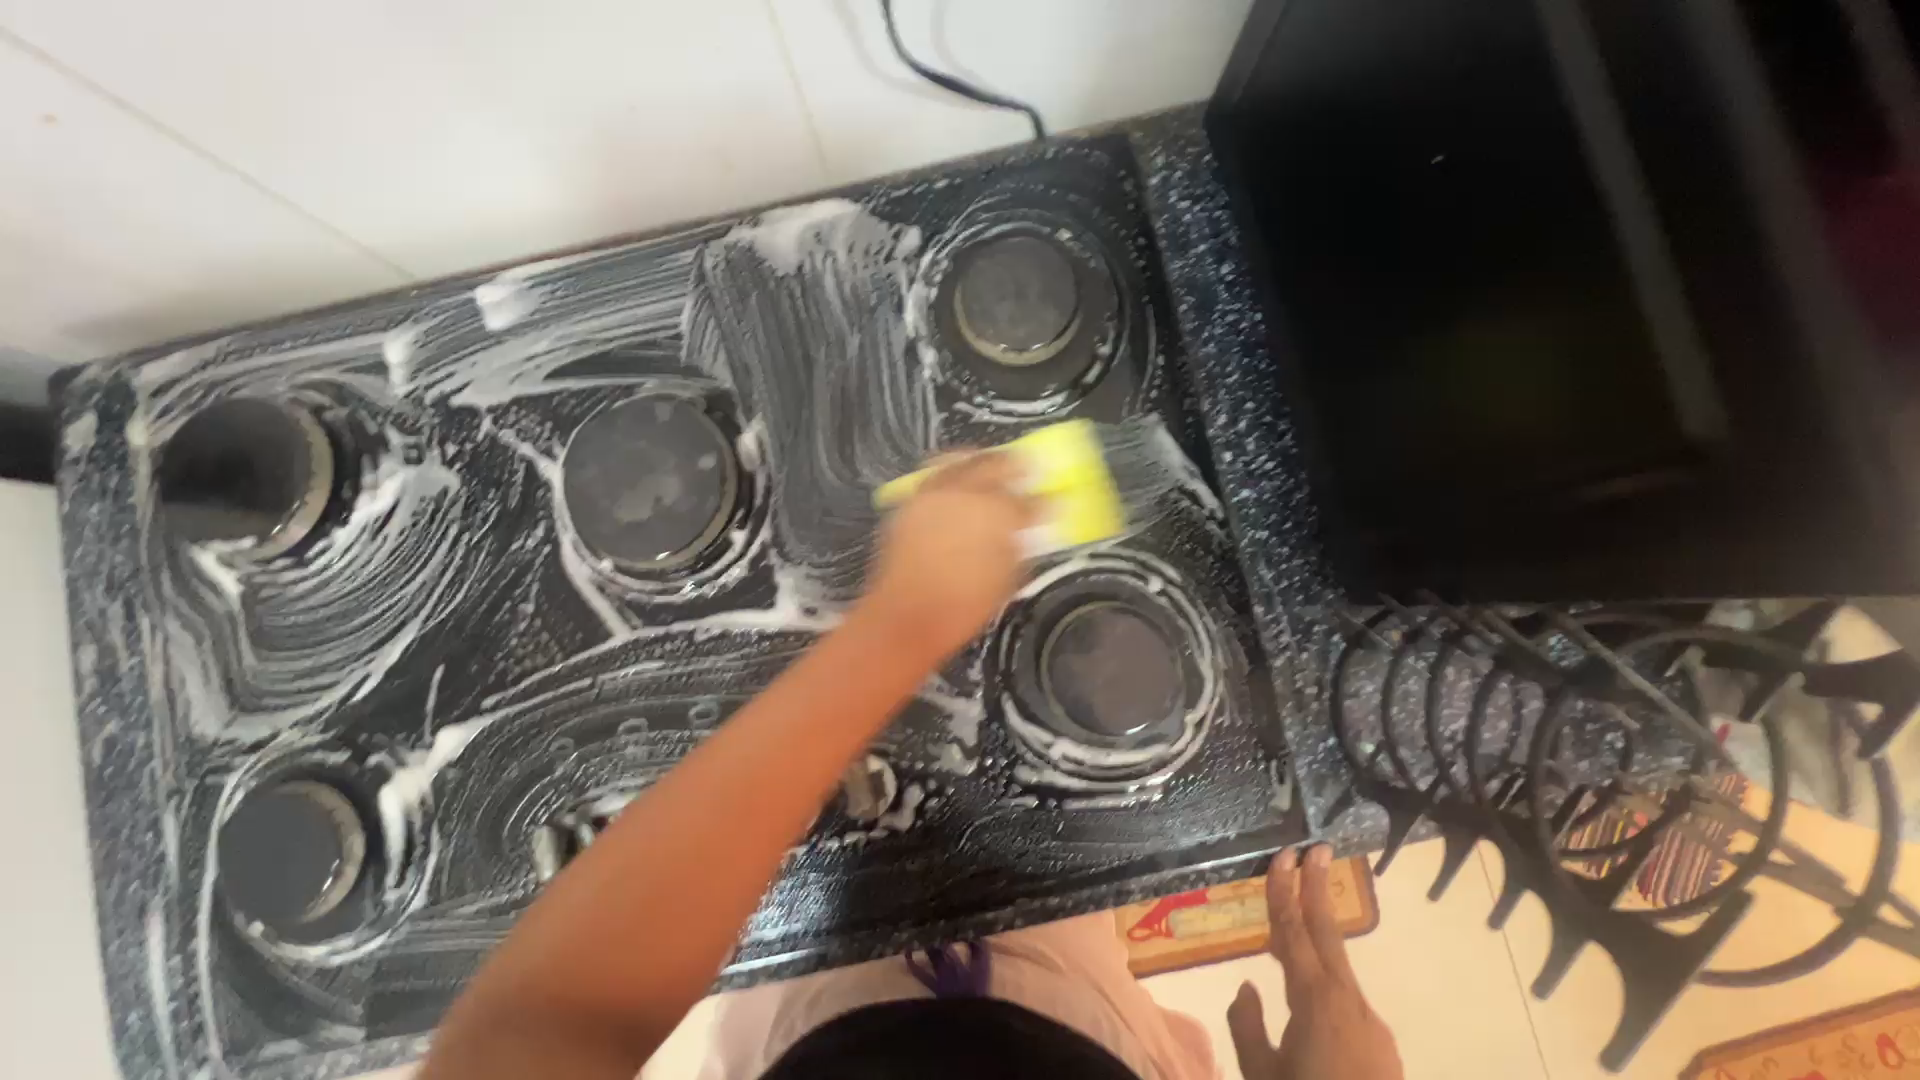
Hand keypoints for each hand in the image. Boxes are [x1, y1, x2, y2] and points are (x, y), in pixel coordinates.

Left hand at [861, 451, 1034, 661]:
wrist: (907, 616)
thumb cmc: (963, 606)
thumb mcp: (1007, 580)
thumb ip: (1020, 546)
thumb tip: (1025, 531)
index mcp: (997, 513)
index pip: (1028, 497)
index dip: (1041, 500)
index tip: (1048, 503)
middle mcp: (964, 494)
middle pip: (994, 463)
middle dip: (1013, 466)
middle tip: (1023, 471)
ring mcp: (933, 495)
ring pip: (960, 461)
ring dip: (979, 462)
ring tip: (988, 470)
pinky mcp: (909, 504)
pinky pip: (934, 477)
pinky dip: (950, 476)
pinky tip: (957, 490)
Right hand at [1228, 846, 1403, 1079]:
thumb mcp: (1260, 1074)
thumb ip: (1248, 1024)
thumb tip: (1248, 984)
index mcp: (1315, 1003)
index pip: (1294, 934)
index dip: (1284, 893)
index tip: (1284, 855)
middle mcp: (1350, 1005)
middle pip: (1330, 936)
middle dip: (1319, 891)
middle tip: (1315, 849)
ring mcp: (1373, 1029)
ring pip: (1339, 972)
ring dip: (1318, 941)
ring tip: (1297, 917)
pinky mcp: (1382, 1051)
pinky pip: (1347, 1004)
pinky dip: (1325, 985)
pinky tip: (1308, 1003)